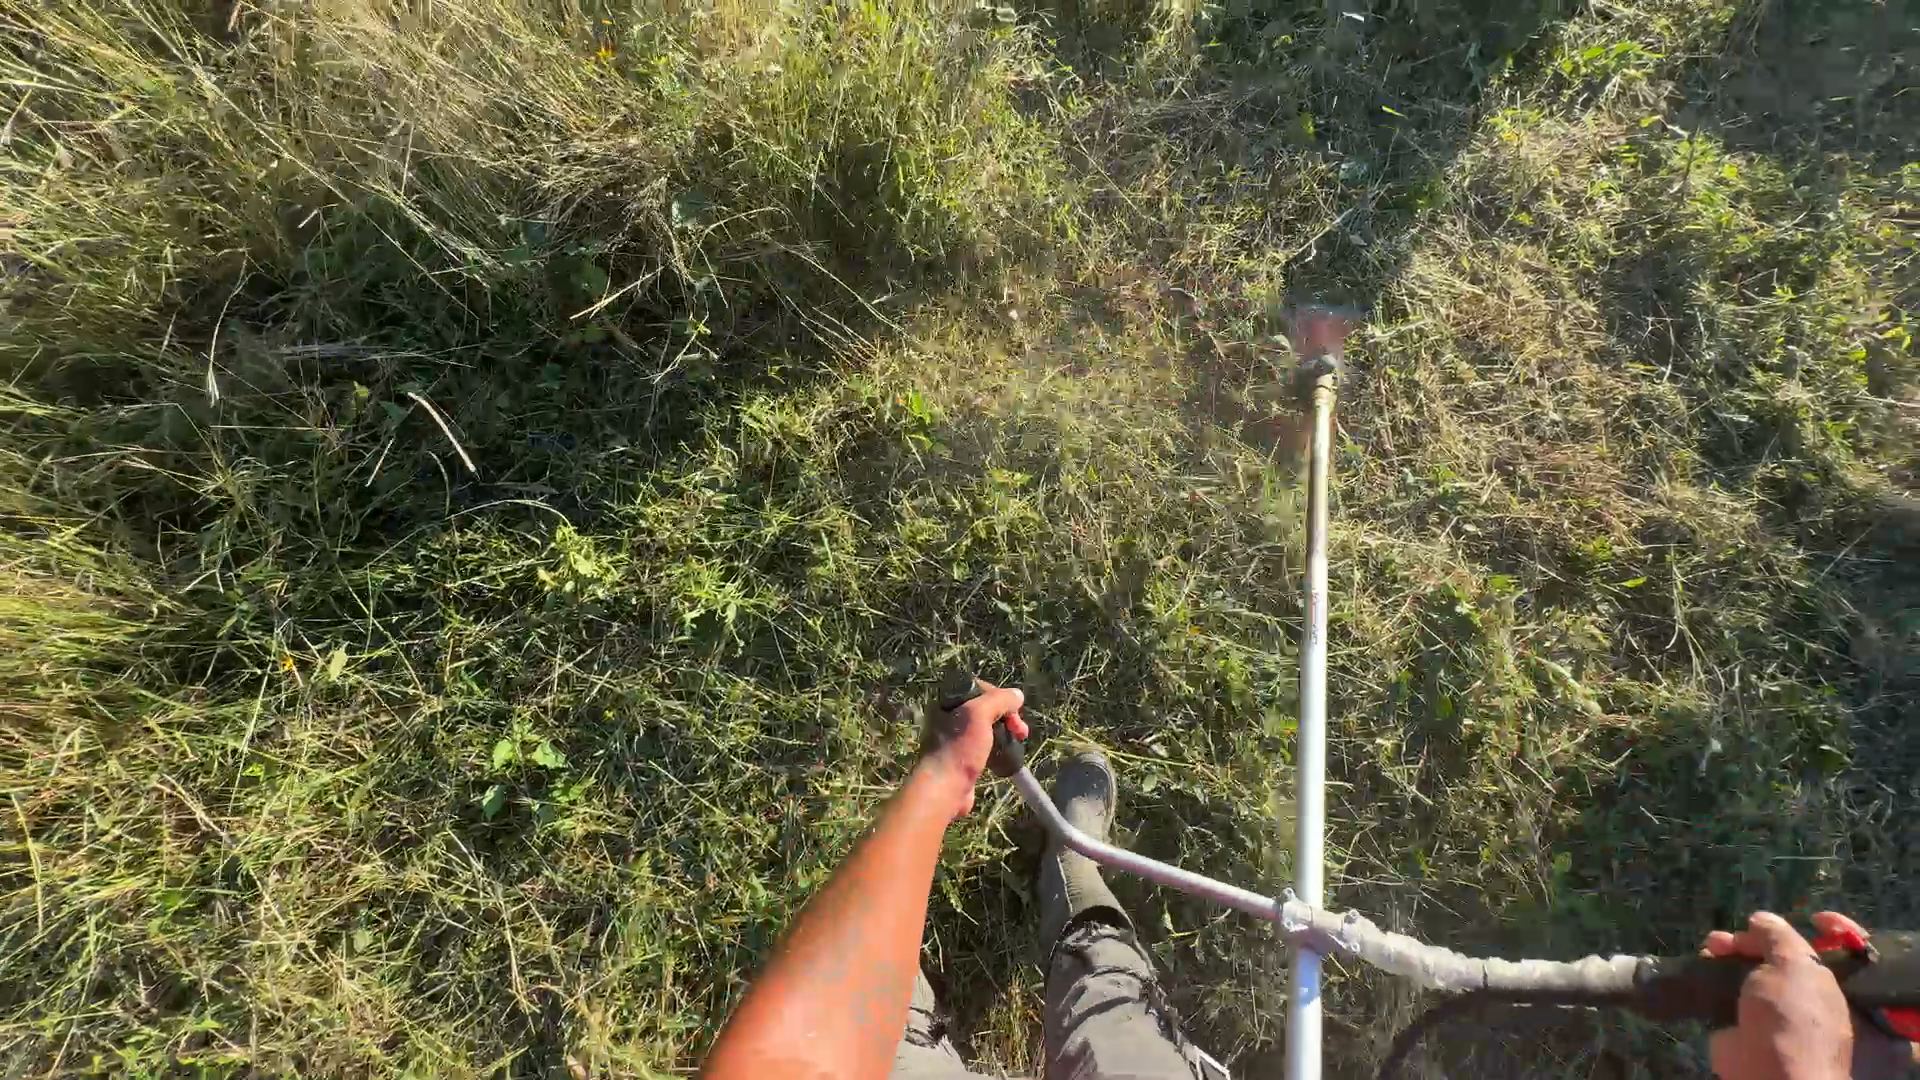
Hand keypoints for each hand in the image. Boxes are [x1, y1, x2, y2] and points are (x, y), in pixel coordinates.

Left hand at [917, 679, 1025, 818]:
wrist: (945, 788)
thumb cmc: (959, 747)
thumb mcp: (978, 714)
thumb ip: (998, 700)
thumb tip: (1017, 695)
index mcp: (947, 702)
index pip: (979, 689)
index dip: (1000, 697)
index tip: (1014, 710)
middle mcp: (949, 717)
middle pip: (986, 708)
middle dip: (1007, 716)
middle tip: (1020, 730)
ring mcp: (956, 738)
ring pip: (988, 727)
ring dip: (1006, 731)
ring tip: (1019, 739)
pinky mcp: (964, 757)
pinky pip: (986, 745)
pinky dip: (999, 746)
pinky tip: (1007, 753)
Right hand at [1701, 912, 1852, 1079]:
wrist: (1768, 1073)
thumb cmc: (1801, 1025)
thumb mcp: (1799, 970)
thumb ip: (1784, 938)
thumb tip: (1763, 920)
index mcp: (1874, 1011)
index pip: (1865, 964)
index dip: (1841, 937)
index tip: (1815, 918)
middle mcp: (1844, 1016)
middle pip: (1805, 962)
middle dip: (1766, 940)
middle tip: (1744, 934)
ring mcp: (1800, 1021)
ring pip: (1769, 971)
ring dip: (1738, 948)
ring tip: (1715, 944)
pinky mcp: (1763, 1025)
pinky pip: (1746, 987)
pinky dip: (1726, 968)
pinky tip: (1709, 958)